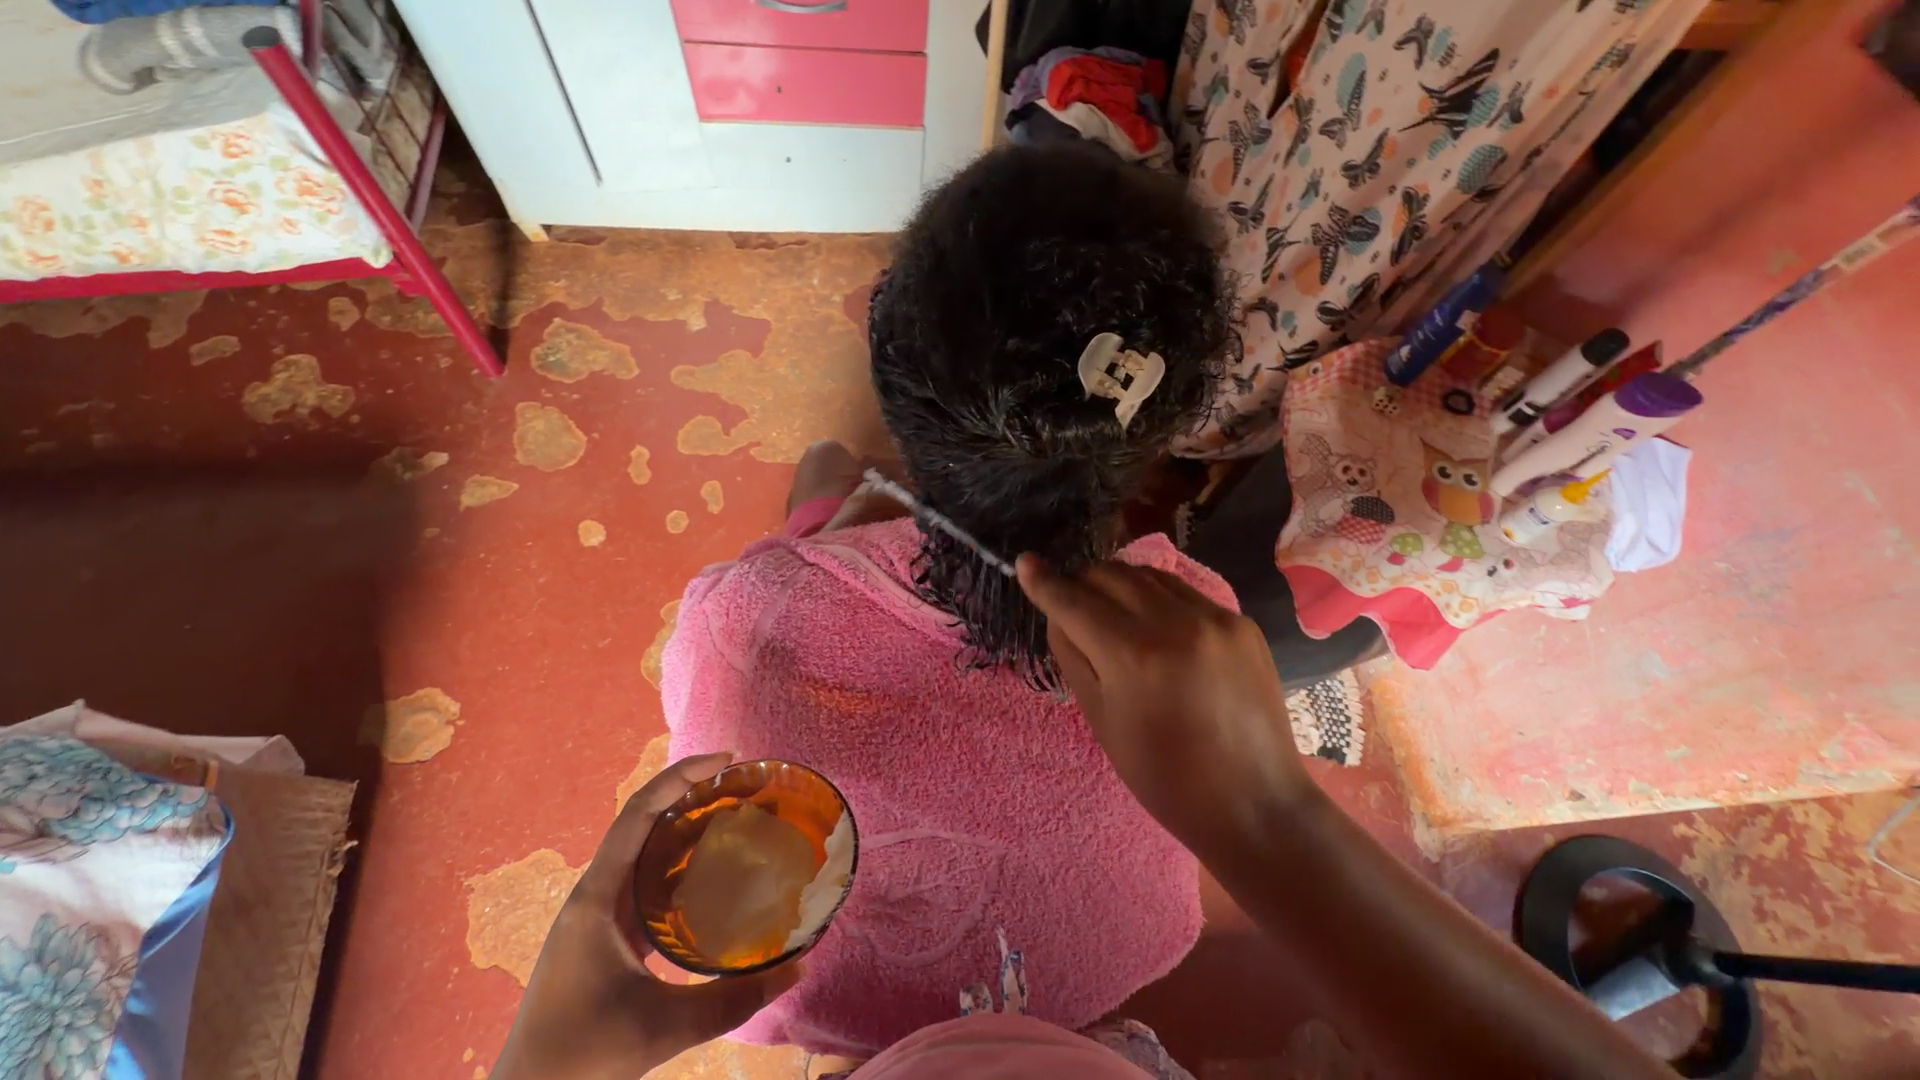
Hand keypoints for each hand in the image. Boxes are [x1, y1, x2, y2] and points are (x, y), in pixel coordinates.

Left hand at [493, 753, 802, 1079]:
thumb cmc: (585, 1056)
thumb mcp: (665, 1027)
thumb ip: (734, 998)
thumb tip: (798, 966)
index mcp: (597, 898)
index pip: (638, 814)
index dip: (679, 777)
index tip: (725, 760)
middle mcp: (594, 895)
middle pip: (641, 823)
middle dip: (687, 794)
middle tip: (738, 786)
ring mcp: (596, 917)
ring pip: (642, 853)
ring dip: (682, 829)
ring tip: (732, 819)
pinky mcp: (604, 938)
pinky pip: (644, 883)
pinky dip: (677, 867)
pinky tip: (711, 878)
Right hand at [1015, 555, 1314, 855]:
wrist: (1254, 803)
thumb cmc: (1165, 778)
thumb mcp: (1102, 721)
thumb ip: (1074, 658)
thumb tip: (1058, 613)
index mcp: (1134, 656)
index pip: (1075, 601)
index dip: (1045, 582)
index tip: (1025, 563)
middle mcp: (1176, 623)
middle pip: (1111, 575)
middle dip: (1082, 581)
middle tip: (1069, 601)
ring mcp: (1215, 618)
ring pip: (1149, 575)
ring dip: (1119, 583)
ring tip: (1109, 609)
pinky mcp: (1241, 623)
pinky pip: (1185, 592)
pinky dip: (1158, 598)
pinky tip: (1154, 624)